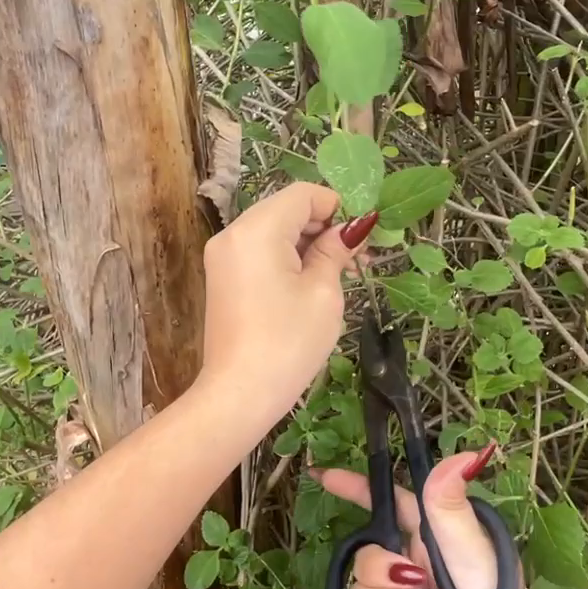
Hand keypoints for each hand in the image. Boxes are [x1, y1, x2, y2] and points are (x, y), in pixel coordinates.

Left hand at [195, 183, 373, 427]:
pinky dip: (287, 258)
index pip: (303, 194)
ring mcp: (223, 257)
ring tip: (340, 273)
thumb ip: (336, 251)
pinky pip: (260, 252)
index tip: (364, 235)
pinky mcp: (223, 279)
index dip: (338, 207)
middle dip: (324, 226)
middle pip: (286, 209)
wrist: (240, 393)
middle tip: (359, 258)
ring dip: (308, 243)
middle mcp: (233, 234)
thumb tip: (352, 229)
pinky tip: (312, 283)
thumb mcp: (324, 293)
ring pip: (274, 231)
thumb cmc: (288, 342)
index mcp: (257, 229)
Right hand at [316, 451, 587, 588]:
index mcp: (436, 539)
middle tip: (415, 585)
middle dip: (380, 565)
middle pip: (367, 548)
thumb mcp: (475, 557)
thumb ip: (452, 510)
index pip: (391, 503)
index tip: (325, 476)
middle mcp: (413, 566)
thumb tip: (462, 453)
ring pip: (358, 583)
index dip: (358, 488)